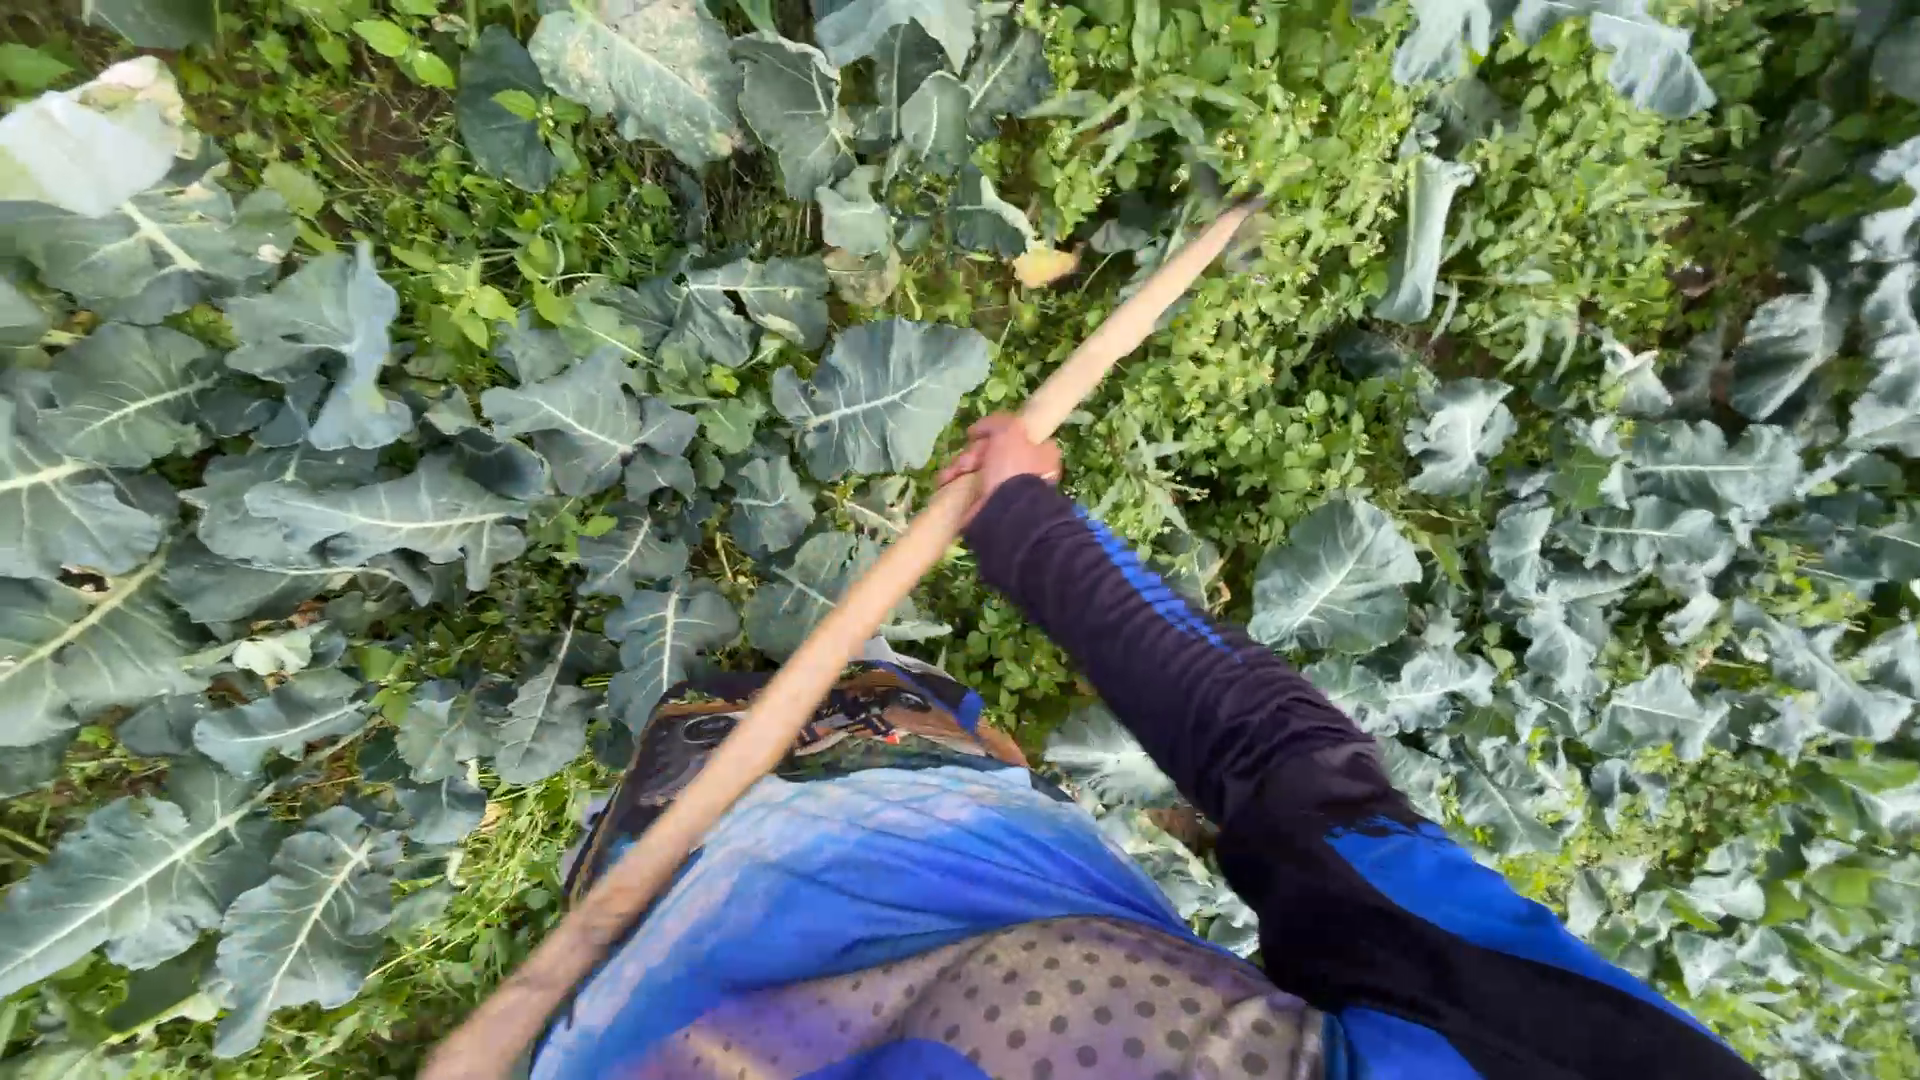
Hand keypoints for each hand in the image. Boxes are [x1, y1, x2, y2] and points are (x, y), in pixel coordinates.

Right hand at [936, 413, 1061, 522]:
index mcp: (1039, 453)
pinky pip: (966, 485)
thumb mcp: (1010, 432)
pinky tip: (946, 480)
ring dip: (959, 466)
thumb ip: (996, 423)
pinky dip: (953, 481)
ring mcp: (1005, 488)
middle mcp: (1024, 470)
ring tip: (952, 474)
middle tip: (969, 461)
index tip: (980, 437)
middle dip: (972, 453)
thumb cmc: (1013, 468)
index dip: (995, 434)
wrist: (1006, 511)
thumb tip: (976, 430)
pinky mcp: (987, 502)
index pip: (1015, 435)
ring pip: (975, 467)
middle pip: (990, 451)